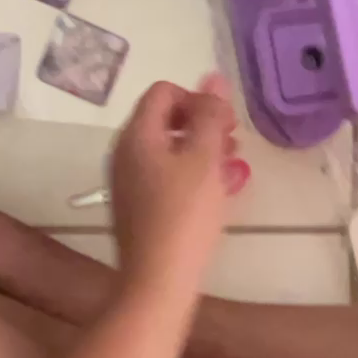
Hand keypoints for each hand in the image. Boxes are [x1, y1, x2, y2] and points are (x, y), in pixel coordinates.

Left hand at [109, 78, 242, 291]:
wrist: (158, 280)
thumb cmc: (184, 215)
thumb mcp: (204, 159)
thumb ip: (210, 115)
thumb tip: (214, 77)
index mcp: (136, 135)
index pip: (164, 92)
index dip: (198, 99)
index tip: (226, 124)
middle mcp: (124, 153)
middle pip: (164, 120)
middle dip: (202, 125)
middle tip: (233, 144)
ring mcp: (127, 182)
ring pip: (166, 150)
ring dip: (200, 151)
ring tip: (231, 169)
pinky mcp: (137, 207)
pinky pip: (163, 176)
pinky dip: (189, 175)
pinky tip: (214, 194)